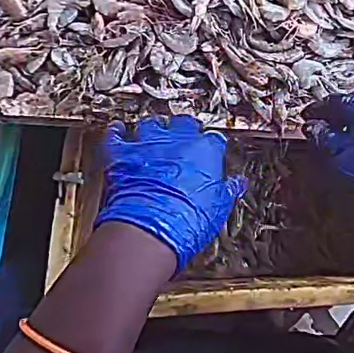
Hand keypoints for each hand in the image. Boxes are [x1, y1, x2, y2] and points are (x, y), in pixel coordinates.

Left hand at [95, 115, 245, 267]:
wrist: (150, 229)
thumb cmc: (187, 221)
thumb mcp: (218, 208)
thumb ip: (227, 190)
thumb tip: (236, 184)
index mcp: (204, 150)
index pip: (212, 140)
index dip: (210, 147)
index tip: (209, 153)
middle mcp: (176, 140)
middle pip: (183, 123)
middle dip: (183, 130)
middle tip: (183, 140)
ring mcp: (147, 144)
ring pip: (151, 124)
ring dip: (152, 129)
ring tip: (153, 133)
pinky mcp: (122, 153)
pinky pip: (116, 134)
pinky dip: (117, 132)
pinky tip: (118, 130)